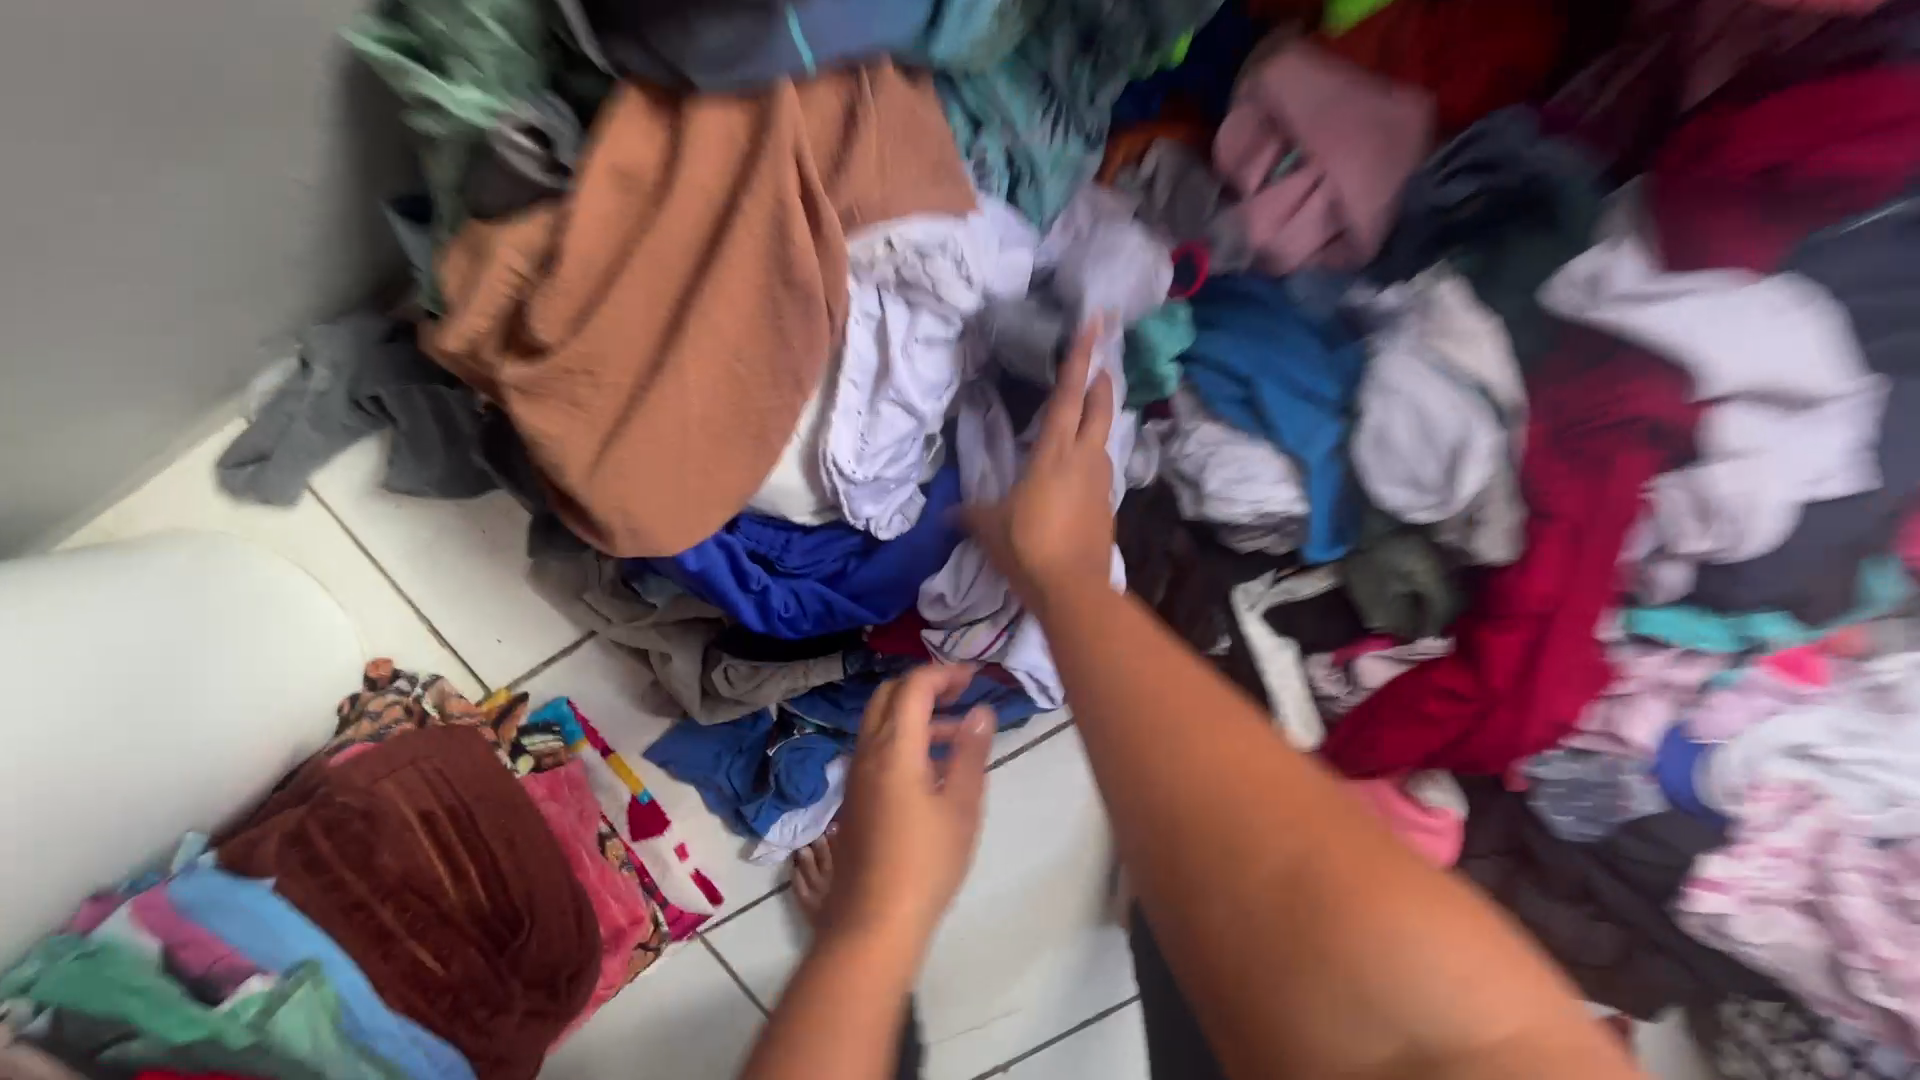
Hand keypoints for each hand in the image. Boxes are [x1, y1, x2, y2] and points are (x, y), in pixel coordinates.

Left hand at [816, 663, 995, 953]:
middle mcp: (868, 752)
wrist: (873, 920)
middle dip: (925, 686)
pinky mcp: (855, 797)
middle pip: (889, 696)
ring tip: (958, 736)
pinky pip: (876, 748)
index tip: (974, 678)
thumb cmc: (926, 862)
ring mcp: (856, 775)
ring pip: (881, 722)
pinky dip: (903, 739)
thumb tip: (981, 711)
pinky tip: (932, 770)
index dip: (944, 673)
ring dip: (915, 715)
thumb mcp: (961, 806)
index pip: (914, 686)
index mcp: (895, 748)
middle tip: (961, 694)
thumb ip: (970, 753)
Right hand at [964, 319, 1116, 613]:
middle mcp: (1084, 460)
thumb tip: (950, 514)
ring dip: (1099, 419)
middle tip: (1100, 361)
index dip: (1080, 358)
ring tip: (1086, 414)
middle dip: (1101, 380)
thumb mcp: (989, 528)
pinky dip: (1092, 456)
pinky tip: (1079, 468)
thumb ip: (971, 514)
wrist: (1074, 590)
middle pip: (1100, 408)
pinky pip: (1100, 468)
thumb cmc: (1028, 549)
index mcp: (1054, 454)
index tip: (1094, 326)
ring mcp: (1100, 483)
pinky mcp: (1107, 507)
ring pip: (1104, 438)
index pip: (1069, 395)